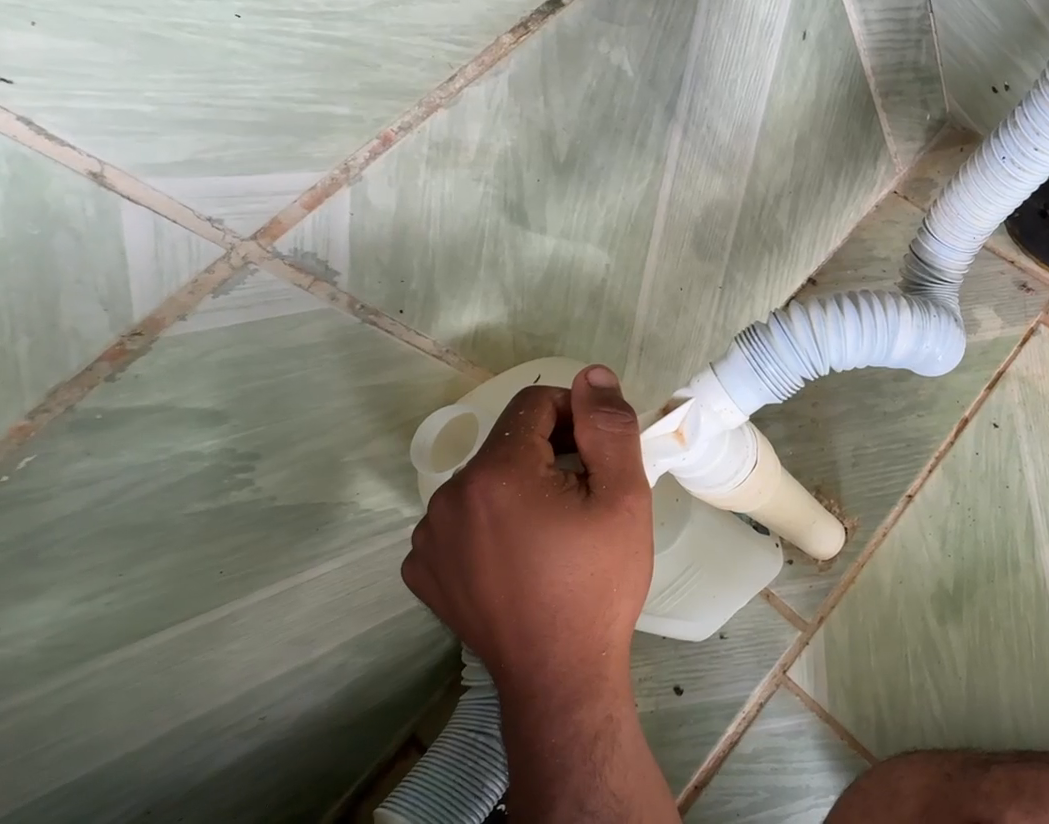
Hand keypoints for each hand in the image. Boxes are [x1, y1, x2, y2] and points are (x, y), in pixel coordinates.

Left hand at [403, 366, 653, 698]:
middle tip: (589, 497)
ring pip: (486, 481)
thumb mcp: (624, 496)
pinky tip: (523, 556)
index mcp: (496, 474)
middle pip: (508, 443)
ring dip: (523, 487)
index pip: (534, 404)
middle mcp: (447, 498)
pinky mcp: (423, 571)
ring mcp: (428, 539)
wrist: (560, 674)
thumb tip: (591, 375)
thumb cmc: (600, 581)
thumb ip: (608, 427)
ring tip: (558, 532)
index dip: (576, 417)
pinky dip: (494, 522)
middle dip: (552, 454)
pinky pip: (463, 520)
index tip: (602, 456)